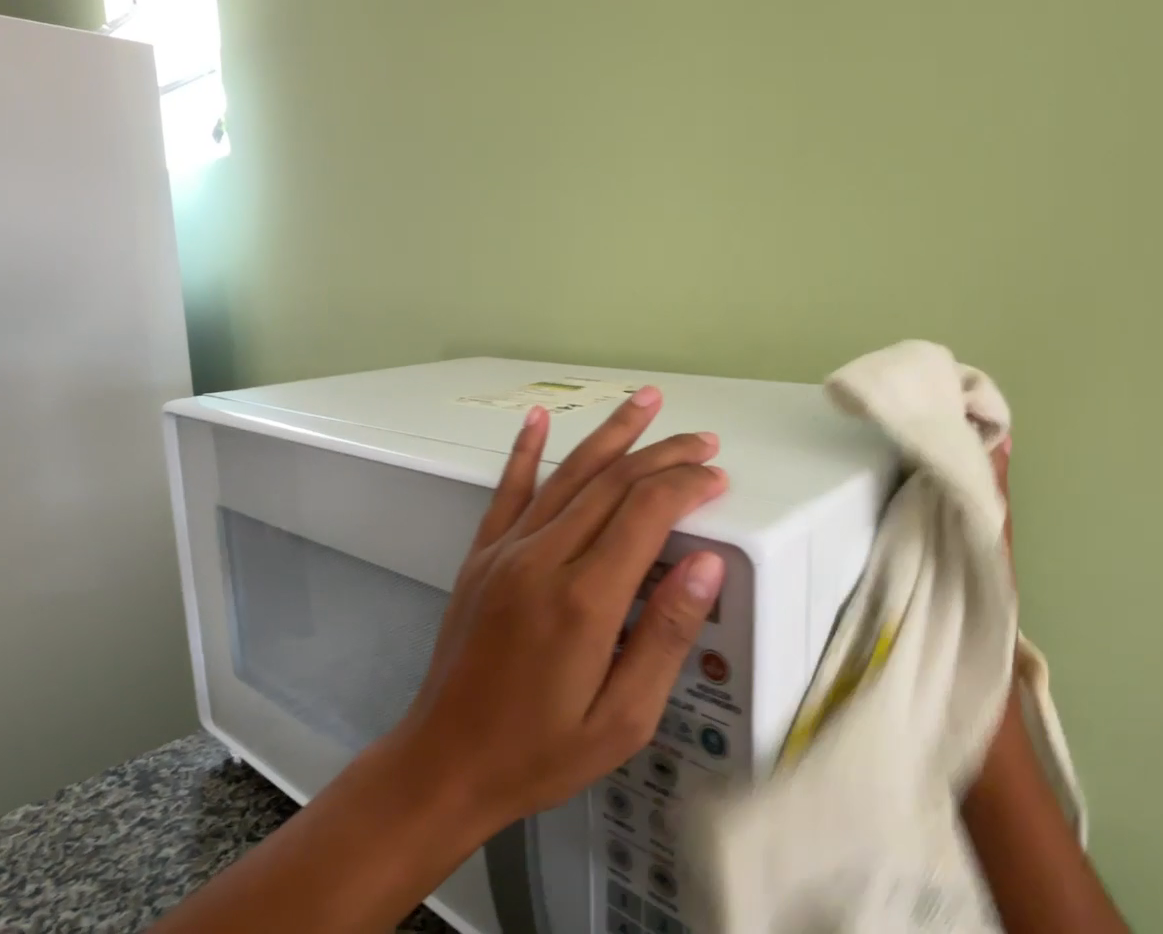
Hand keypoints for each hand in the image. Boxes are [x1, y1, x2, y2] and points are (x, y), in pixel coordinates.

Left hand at [388, 386, 728, 834]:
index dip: (686, 485)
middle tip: (704, 441)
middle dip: (663, 454)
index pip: (646, 512)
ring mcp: (505, 552)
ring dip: (612, 434)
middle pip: (613, 483)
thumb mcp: (623, 719)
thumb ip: (664, 636)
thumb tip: (705, 564)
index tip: (718, 478)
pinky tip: (539, 416)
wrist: (444, 762)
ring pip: (568, 474)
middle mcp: (542, 558)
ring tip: (648, 400)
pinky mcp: (480, 556)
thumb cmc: (541, 752)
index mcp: (584, 599)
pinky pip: (508, 491)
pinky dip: (526, 450)